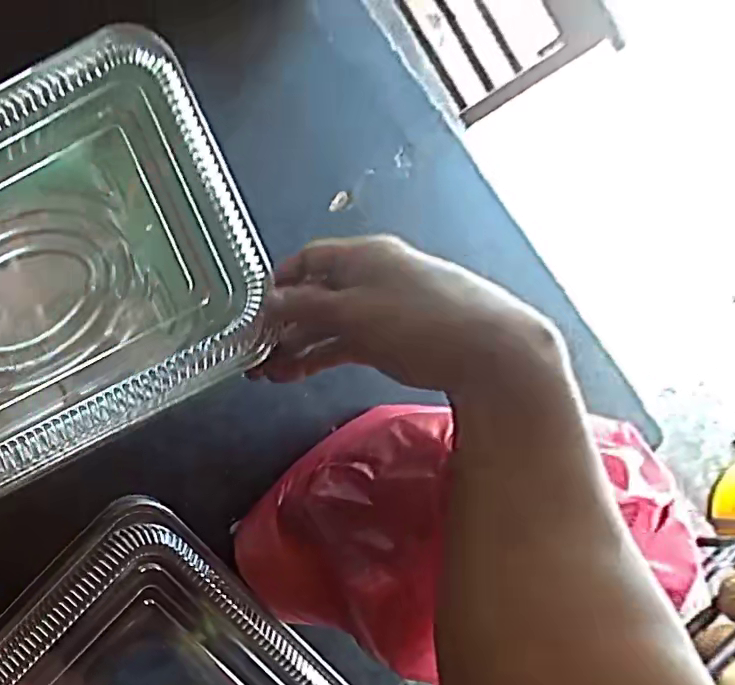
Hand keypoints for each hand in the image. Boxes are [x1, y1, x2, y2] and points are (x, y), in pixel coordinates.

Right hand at [252, 236, 566, 398]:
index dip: (276, 282)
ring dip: (288, 348)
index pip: (306, 260)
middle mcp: (363, 279)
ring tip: (262, 373)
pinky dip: (309, 359)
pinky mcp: (377, 339)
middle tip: (249, 351)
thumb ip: (303, 306)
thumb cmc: (417, 319)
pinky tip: (288, 377)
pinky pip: (332, 346)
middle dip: (276, 325)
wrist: (484, 350)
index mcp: (361, 258)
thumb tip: (265, 303)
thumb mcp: (352, 310)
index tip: (251, 311)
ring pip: (317, 327)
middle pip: (307, 297)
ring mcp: (370, 311)